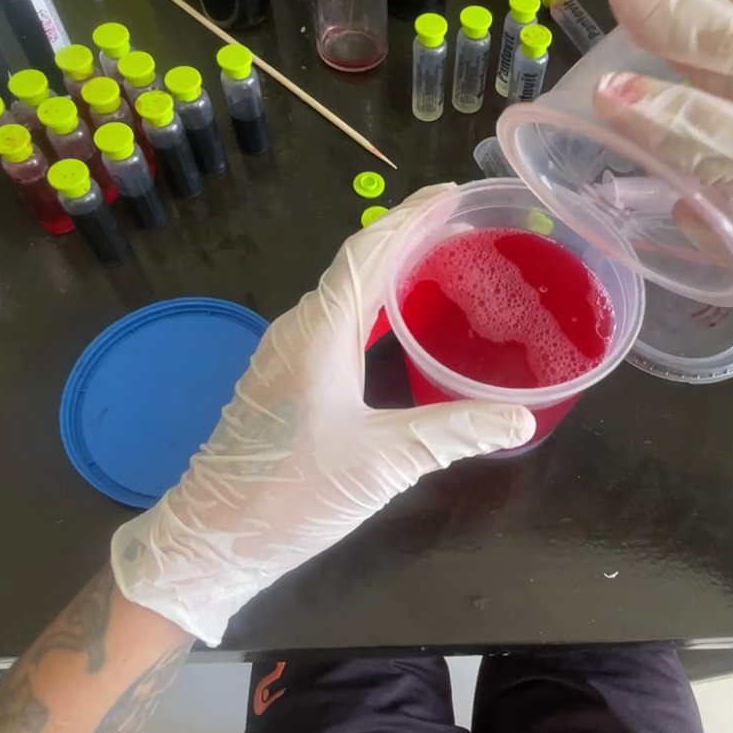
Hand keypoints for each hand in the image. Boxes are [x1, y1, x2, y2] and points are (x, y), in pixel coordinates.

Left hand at [110, 186, 535, 643]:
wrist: (211, 539)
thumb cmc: (293, 494)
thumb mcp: (383, 462)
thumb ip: (454, 433)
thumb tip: (522, 419)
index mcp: (320, 332)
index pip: (369, 252)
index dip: (412, 217)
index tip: (451, 193)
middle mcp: (299, 329)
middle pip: (356, 264)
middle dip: (407, 237)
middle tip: (463, 229)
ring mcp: (284, 353)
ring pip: (341, 292)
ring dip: (387, 269)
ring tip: (436, 263)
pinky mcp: (281, 378)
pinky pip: (331, 320)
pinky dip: (369, 304)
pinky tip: (392, 323)